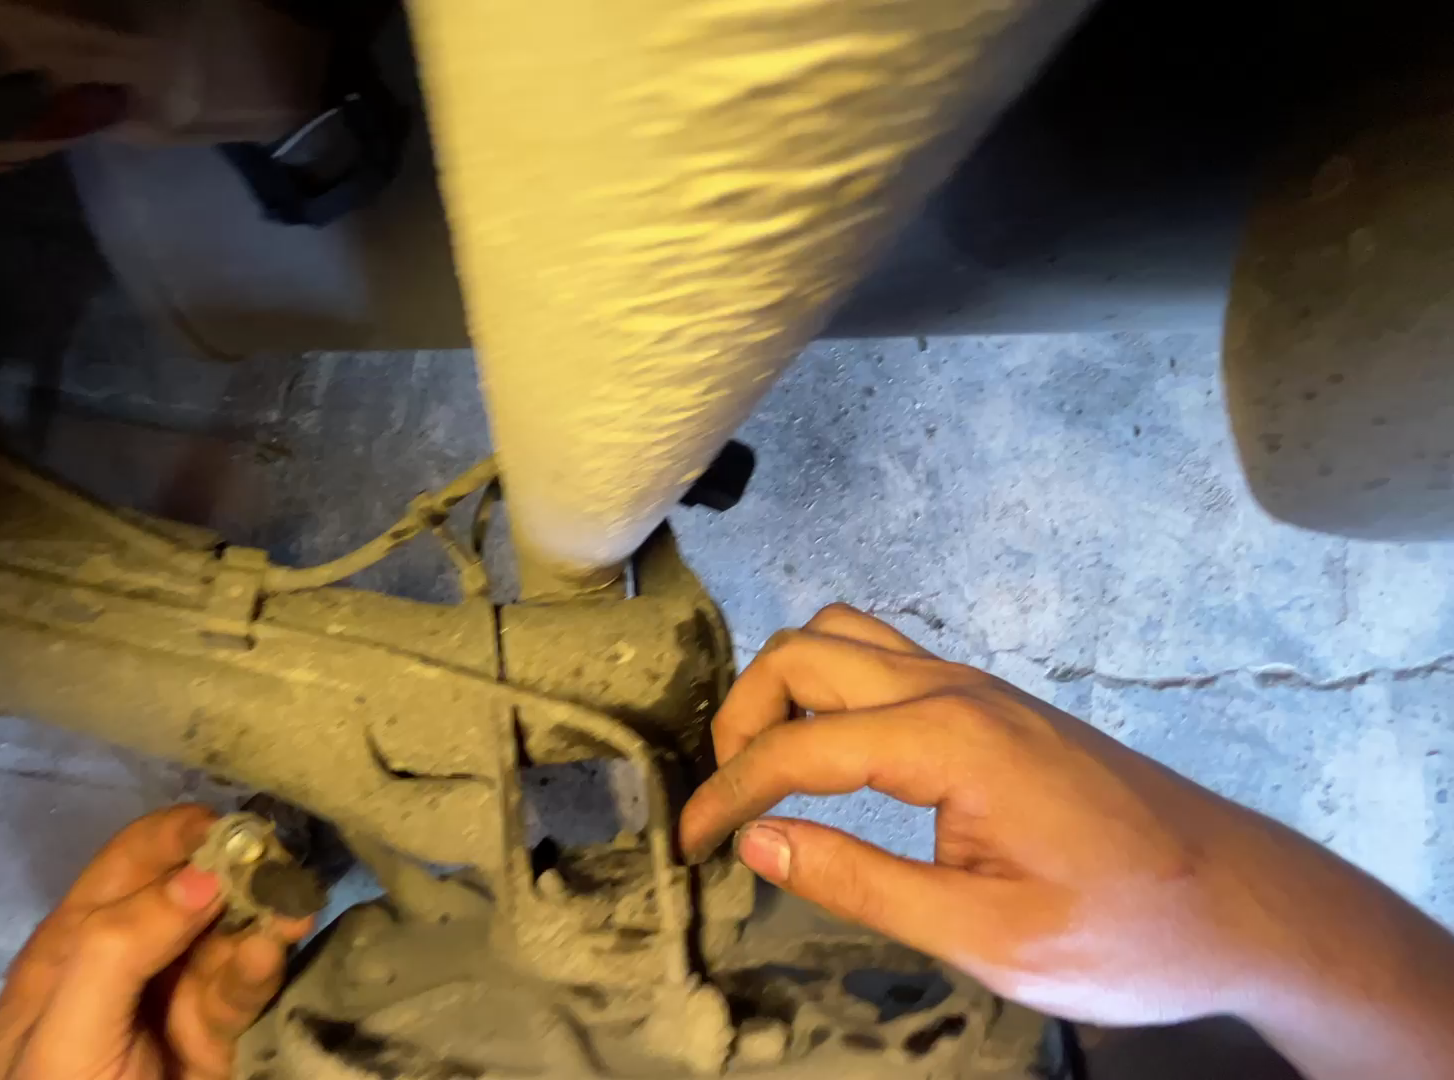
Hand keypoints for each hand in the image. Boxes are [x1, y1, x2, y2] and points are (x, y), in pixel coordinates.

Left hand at [0, 805, 313, 1079]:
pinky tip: (275, 953)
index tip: (230, 836)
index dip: (184, 834)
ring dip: (263, 915)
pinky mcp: (221, 1029)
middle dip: (239, 871)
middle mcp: (134, 953)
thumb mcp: (61, 1043)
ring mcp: (181, 991)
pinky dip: (264, 964)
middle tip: (277, 868)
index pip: (137, 855)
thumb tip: (204, 872)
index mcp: (77, 941)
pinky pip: (248, 981)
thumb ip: (120, 948)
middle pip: (197, 884)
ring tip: (292, 913)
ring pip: (233, 929)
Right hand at [678, 605, 1453, 1076]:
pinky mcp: (974, 688)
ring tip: (766, 755)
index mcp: (944, 739)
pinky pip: (868, 647)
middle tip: (730, 791)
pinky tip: (826, 734)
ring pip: (829, 634)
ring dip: (777, 686)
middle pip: (795, 656)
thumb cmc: (1125, 931)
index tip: (694, 839)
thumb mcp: (986, 936)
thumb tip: (755, 841)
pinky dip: (820, 677)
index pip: (795, 749)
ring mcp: (961, 677)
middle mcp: (943, 684)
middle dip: (739, 719)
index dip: (728, 792)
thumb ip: (857, 882)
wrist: (1252, 904)